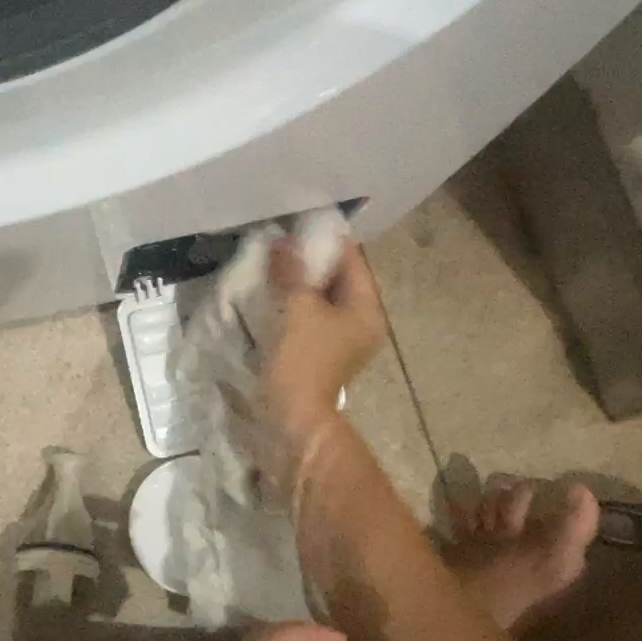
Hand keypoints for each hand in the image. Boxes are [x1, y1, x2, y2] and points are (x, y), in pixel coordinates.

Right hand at [264, 242, 386, 439]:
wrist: (293, 418)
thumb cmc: (303, 360)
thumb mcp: (297, 308)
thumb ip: (292, 270)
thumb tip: (284, 241)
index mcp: (367, 309)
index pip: (353, 260)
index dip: (328, 240)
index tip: (300, 222)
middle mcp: (362, 322)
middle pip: (340, 279)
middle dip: (312, 260)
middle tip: (282, 240)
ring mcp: (342, 340)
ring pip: (323, 298)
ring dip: (301, 282)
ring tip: (274, 263)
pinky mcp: (321, 352)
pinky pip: (311, 316)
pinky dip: (296, 303)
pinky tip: (274, 293)